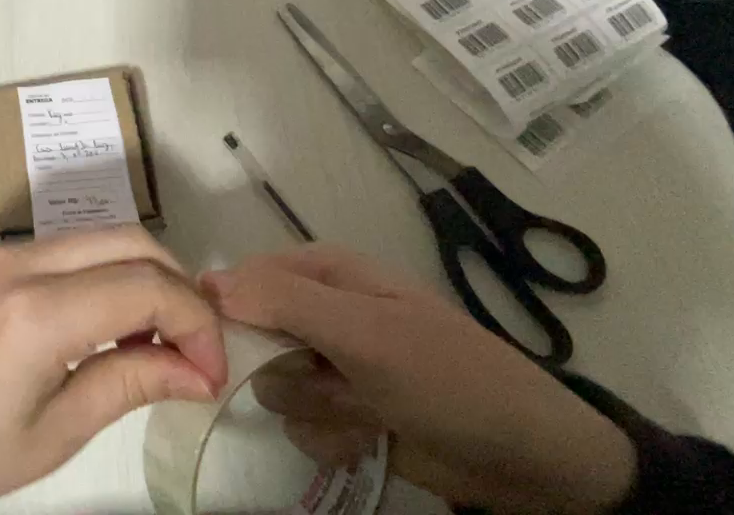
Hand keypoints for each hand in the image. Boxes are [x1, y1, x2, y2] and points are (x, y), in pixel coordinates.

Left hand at [0, 227, 227, 512]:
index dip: (195, 324)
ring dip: (143, 273)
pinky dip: (107, 270)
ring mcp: (5, 254)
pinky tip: (113, 320)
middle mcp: (23, 264)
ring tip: (158, 340)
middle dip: (178, 287)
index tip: (211, 374)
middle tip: (195, 350)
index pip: (144, 285)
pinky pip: (69, 247)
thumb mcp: (56, 431)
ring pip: (100, 236)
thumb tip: (199, 371)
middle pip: (129, 240)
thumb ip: (131, 384)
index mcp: (37, 312)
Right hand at [201, 247, 635, 514]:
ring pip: (273, 387)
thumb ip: (283, 302)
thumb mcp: (365, 332)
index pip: (240, 280)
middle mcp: (318, 312)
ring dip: (312, 409)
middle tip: (318, 382)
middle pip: (249, 338)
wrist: (529, 460)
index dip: (224, 314)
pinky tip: (368, 438)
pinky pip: (301, 425)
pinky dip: (330, 437)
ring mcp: (331, 364)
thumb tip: (204, 284)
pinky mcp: (343, 410)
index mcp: (320, 272)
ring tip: (361, 412)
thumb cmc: (447, 377)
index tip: (221, 350)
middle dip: (280, 370)